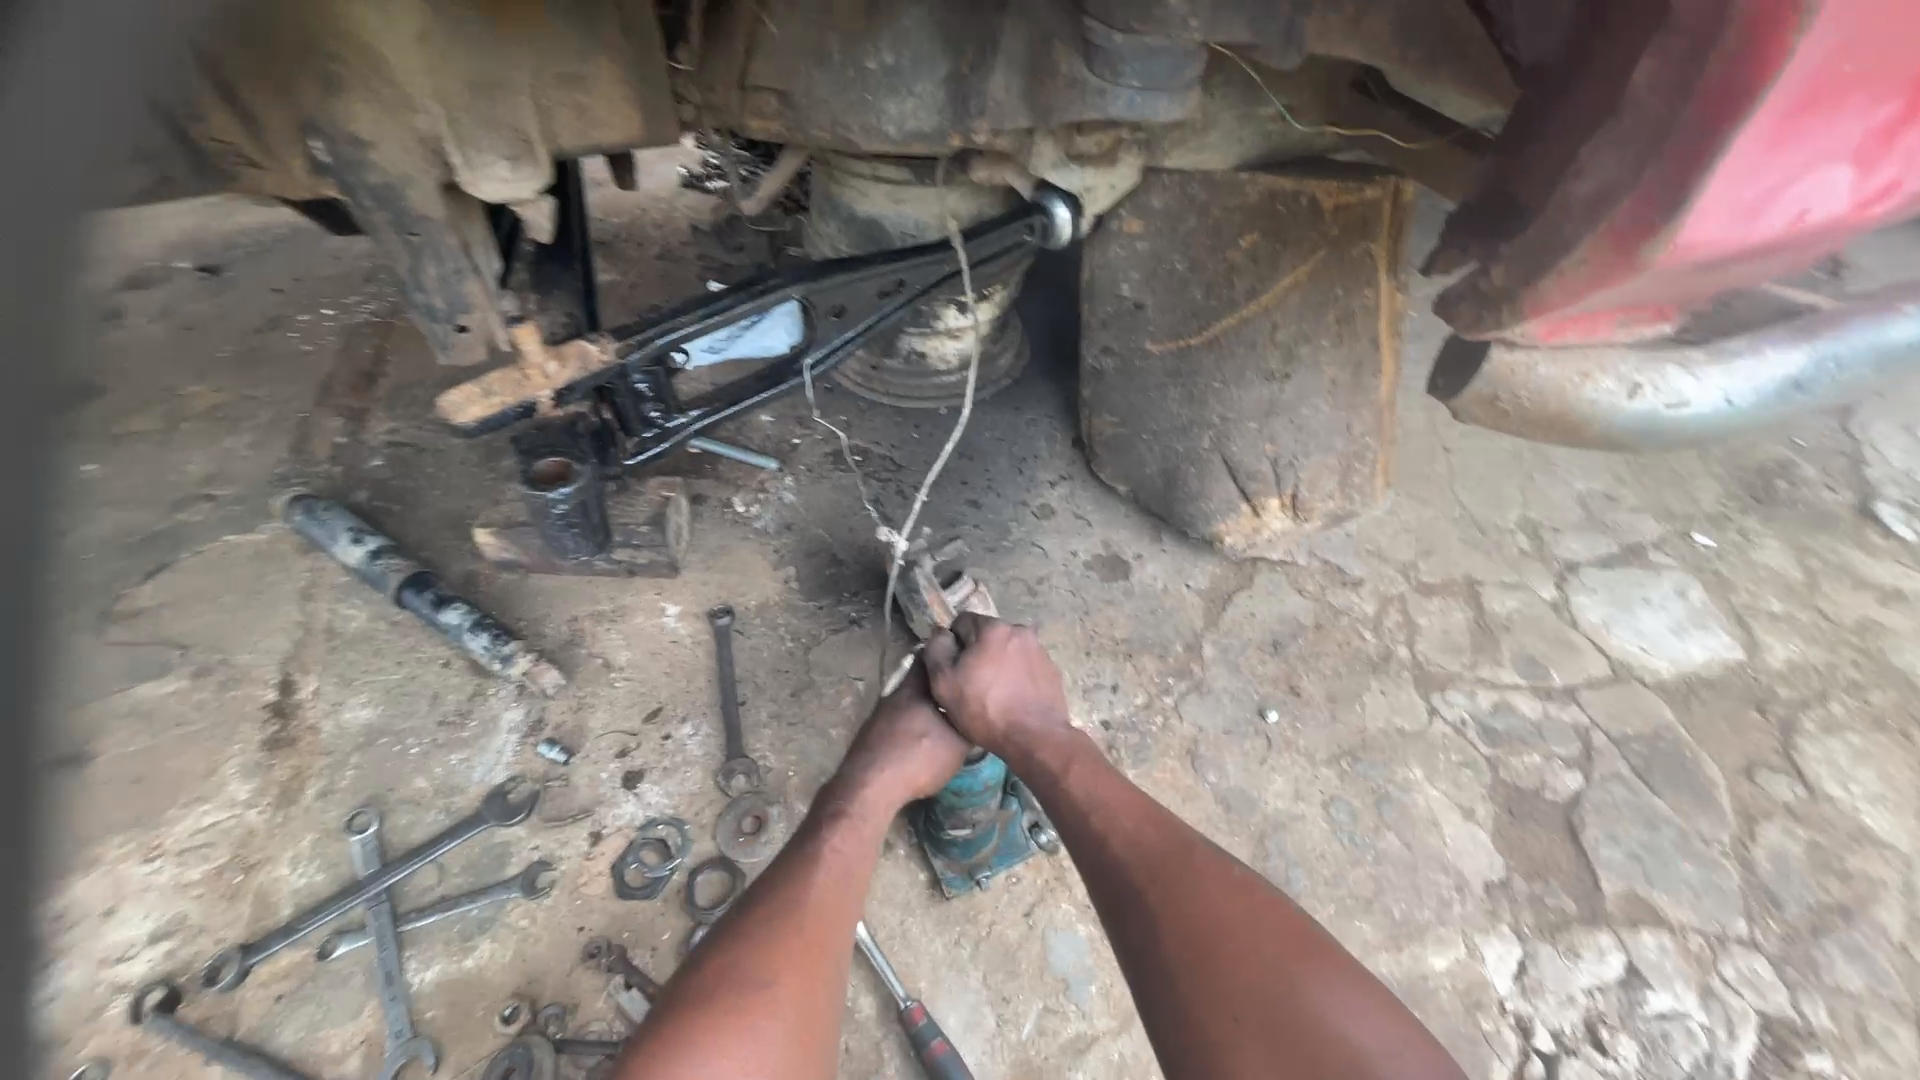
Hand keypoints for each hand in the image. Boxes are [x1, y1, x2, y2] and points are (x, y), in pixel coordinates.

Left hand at [834, 656, 968, 809]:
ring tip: (942, 715)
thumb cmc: (919, 758)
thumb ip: (967, 723)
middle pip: (917, 680)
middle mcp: (895, 695)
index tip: (958, 655)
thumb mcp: (957, 743)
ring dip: (922, 705)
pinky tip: (919, 738)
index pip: (928, 657)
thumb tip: (975, 712)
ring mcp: (879, 715)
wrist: (871, 785)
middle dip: (935, 683)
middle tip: (955, 687)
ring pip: (907, 701)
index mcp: (916, 689)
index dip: (943, 654)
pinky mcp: (871, 735)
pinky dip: (910, 724)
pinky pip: (896, 720)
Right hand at [921, 613, 1071, 760]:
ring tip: (993, 694)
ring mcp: (1039, 650)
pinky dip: (1016, 676)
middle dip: (977, 653)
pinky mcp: (1051, 670)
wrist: (1034, 738)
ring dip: (997, 664)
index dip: (952, 644)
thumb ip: (936, 649)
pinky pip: (1024, 666)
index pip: (962, 622)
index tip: (953, 670)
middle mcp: (1020, 630)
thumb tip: (942, 635)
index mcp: (993, 627)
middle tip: (971, 684)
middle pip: (986, 635)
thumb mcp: (943, 682)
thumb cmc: (984, 710)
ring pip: (1007, 650)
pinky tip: (1012, 699)